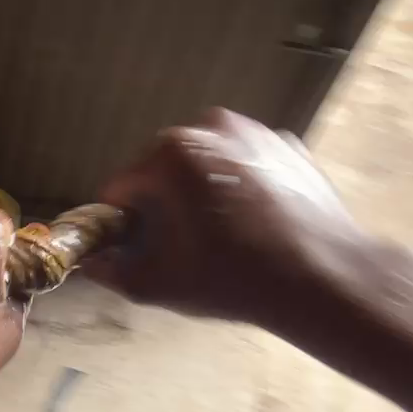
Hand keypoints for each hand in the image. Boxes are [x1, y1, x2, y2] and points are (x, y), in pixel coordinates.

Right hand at [86, 108, 389, 335]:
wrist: (321, 276)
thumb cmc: (230, 278)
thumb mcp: (155, 284)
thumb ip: (110, 270)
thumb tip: (91, 262)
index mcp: (170, 156)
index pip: (118, 189)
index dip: (116, 223)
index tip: (129, 249)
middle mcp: (209, 127)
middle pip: (159, 170)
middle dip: (157, 204)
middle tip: (173, 247)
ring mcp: (253, 132)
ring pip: (200, 165)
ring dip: (194, 194)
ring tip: (212, 237)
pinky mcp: (286, 145)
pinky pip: (238, 164)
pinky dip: (232, 187)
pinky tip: (245, 225)